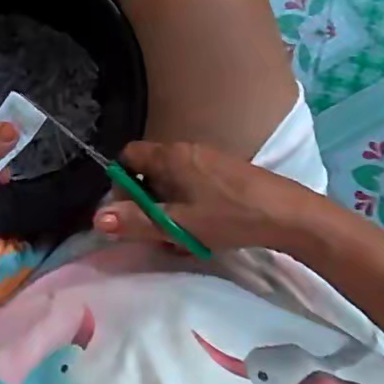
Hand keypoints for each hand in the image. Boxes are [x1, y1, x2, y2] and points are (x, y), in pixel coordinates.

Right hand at [92, 140, 328, 255]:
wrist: (285, 213)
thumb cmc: (228, 216)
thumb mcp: (178, 224)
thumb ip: (137, 222)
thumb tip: (97, 218)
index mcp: (170, 156)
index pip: (129, 157)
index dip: (120, 183)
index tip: (127, 211)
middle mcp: (186, 149)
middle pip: (150, 169)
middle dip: (146, 200)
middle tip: (154, 229)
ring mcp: (208, 158)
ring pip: (173, 180)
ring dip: (169, 206)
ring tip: (179, 234)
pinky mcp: (226, 170)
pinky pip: (193, 183)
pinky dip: (189, 203)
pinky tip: (203, 228)